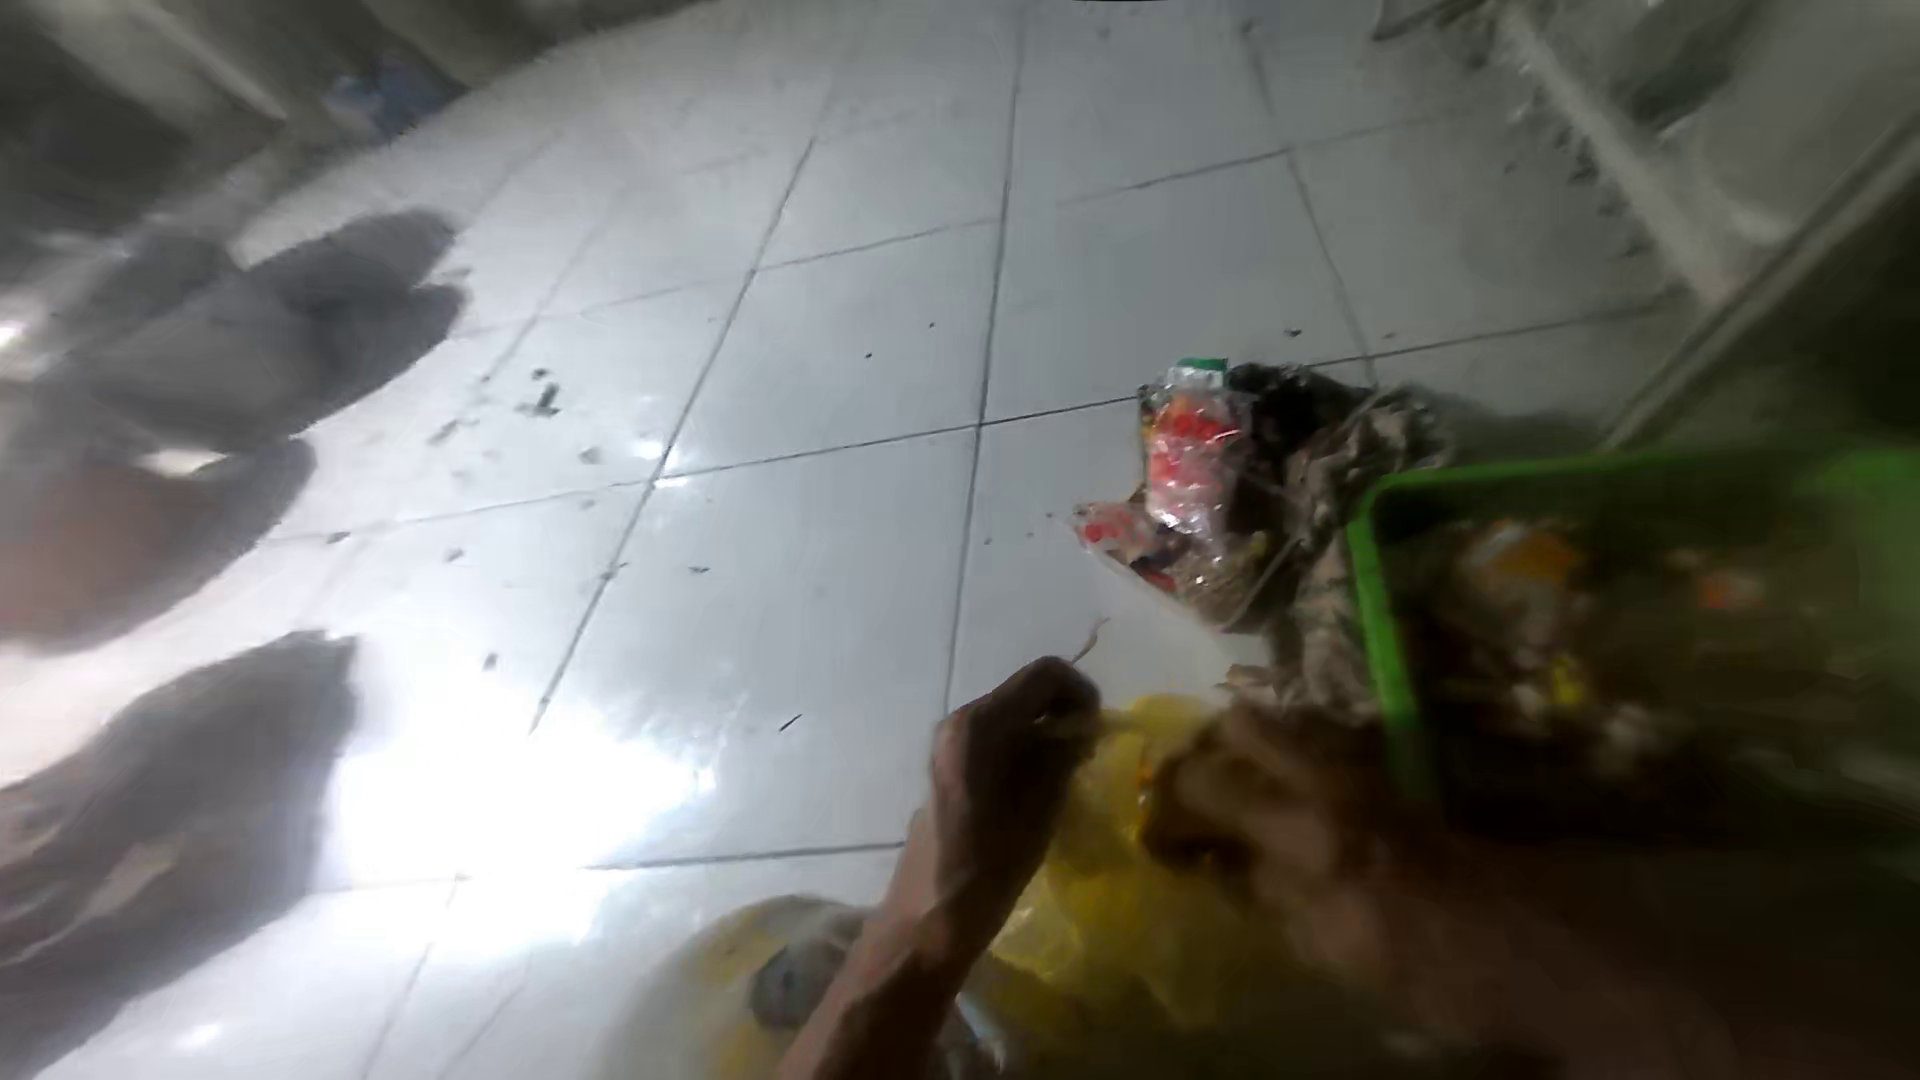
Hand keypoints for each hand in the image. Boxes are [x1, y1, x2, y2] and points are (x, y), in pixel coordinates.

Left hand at [878, 656, 1100, 972]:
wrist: (927, 916)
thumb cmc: (986, 868)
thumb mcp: (1038, 811)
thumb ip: (1061, 756)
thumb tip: (1080, 726)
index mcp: (980, 724)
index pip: (1042, 674)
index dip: (1079, 691)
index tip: (1096, 729)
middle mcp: (961, 718)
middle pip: (1025, 690)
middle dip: (1063, 711)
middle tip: (1087, 753)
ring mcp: (951, 738)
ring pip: (1013, 712)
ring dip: (1046, 729)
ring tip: (1068, 771)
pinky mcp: (949, 759)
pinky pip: (997, 733)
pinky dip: (1025, 744)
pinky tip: (1039, 782)